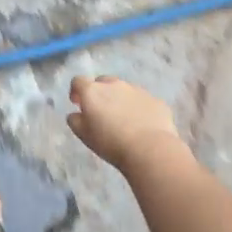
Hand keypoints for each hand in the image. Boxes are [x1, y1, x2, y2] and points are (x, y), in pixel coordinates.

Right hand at [67, 75, 185, 168]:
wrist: (150, 150)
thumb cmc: (110, 142)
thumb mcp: (83, 135)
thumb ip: (75, 120)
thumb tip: (76, 114)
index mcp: (93, 91)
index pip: (78, 81)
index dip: (76, 91)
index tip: (77, 103)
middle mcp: (115, 85)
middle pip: (103, 82)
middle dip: (100, 93)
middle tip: (102, 112)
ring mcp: (137, 90)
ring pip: (124, 90)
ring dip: (120, 100)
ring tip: (124, 120)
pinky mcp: (156, 100)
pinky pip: (142, 101)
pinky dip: (139, 108)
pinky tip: (142, 125)